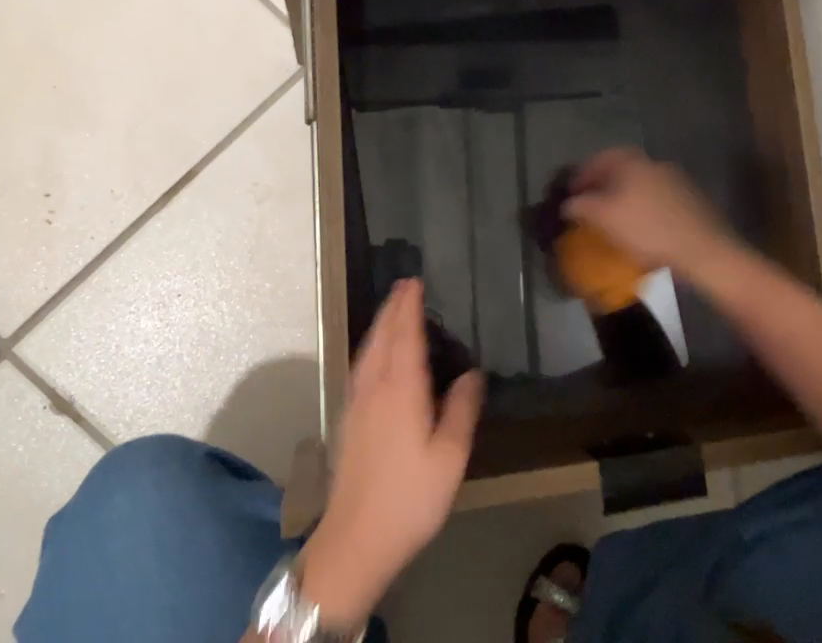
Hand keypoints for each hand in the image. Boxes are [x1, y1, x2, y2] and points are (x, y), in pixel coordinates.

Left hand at [300, 279, 484, 625]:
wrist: (356, 539)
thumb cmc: (410, 498)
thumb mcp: (450, 457)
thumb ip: (461, 410)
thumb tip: (472, 373)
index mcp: (401, 391)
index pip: (405, 336)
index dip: (408, 307)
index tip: (413, 281)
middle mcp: (374, 389)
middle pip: (381, 338)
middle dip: (392, 310)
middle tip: (404, 286)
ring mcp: (356, 404)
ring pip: (367, 352)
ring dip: (379, 326)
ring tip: (392, 311)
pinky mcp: (348, 421)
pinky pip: (360, 368)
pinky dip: (370, 349)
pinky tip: (375, 357)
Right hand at [563, 147, 739, 276]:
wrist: (703, 250)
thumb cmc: (647, 229)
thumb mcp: (604, 218)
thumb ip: (580, 206)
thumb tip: (568, 203)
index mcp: (632, 161)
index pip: (598, 159)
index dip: (580, 175)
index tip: (570, 194)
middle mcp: (654, 163)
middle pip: (619, 169)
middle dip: (601, 186)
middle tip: (588, 205)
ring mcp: (675, 180)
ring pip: (639, 184)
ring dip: (622, 197)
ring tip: (611, 219)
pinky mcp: (690, 199)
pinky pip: (656, 198)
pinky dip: (641, 207)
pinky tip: (639, 227)